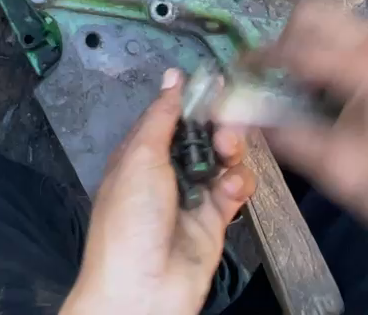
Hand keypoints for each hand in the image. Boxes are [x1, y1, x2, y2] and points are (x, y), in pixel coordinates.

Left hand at [60, 68, 257, 314]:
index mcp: (140, 152)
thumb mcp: (140, 156)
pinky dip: (237, 183)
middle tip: (227, 122)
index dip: (191, 99)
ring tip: (229, 151)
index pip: (169, 115)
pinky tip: (230, 187)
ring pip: (221, 158)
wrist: (142, 290)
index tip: (216, 82)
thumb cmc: (130, 217)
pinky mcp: (215, 220)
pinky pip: (233, 190)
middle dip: (216, 123)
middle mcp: (166, 170)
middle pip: (200, 135)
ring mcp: (191, 195)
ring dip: (229, 150)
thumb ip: (162, 115)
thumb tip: (173, 77)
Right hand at [247, 0, 367, 267]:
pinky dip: (334, 57)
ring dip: (310, 48)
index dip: (257, 61)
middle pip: (315, 12)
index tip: (234, 75)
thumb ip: (285, 135)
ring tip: (301, 96)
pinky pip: (359, 41)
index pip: (293, 45)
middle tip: (270, 80)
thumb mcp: (344, 170)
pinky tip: (334, 100)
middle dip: (283, 41)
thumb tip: (237, 117)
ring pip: (337, 24)